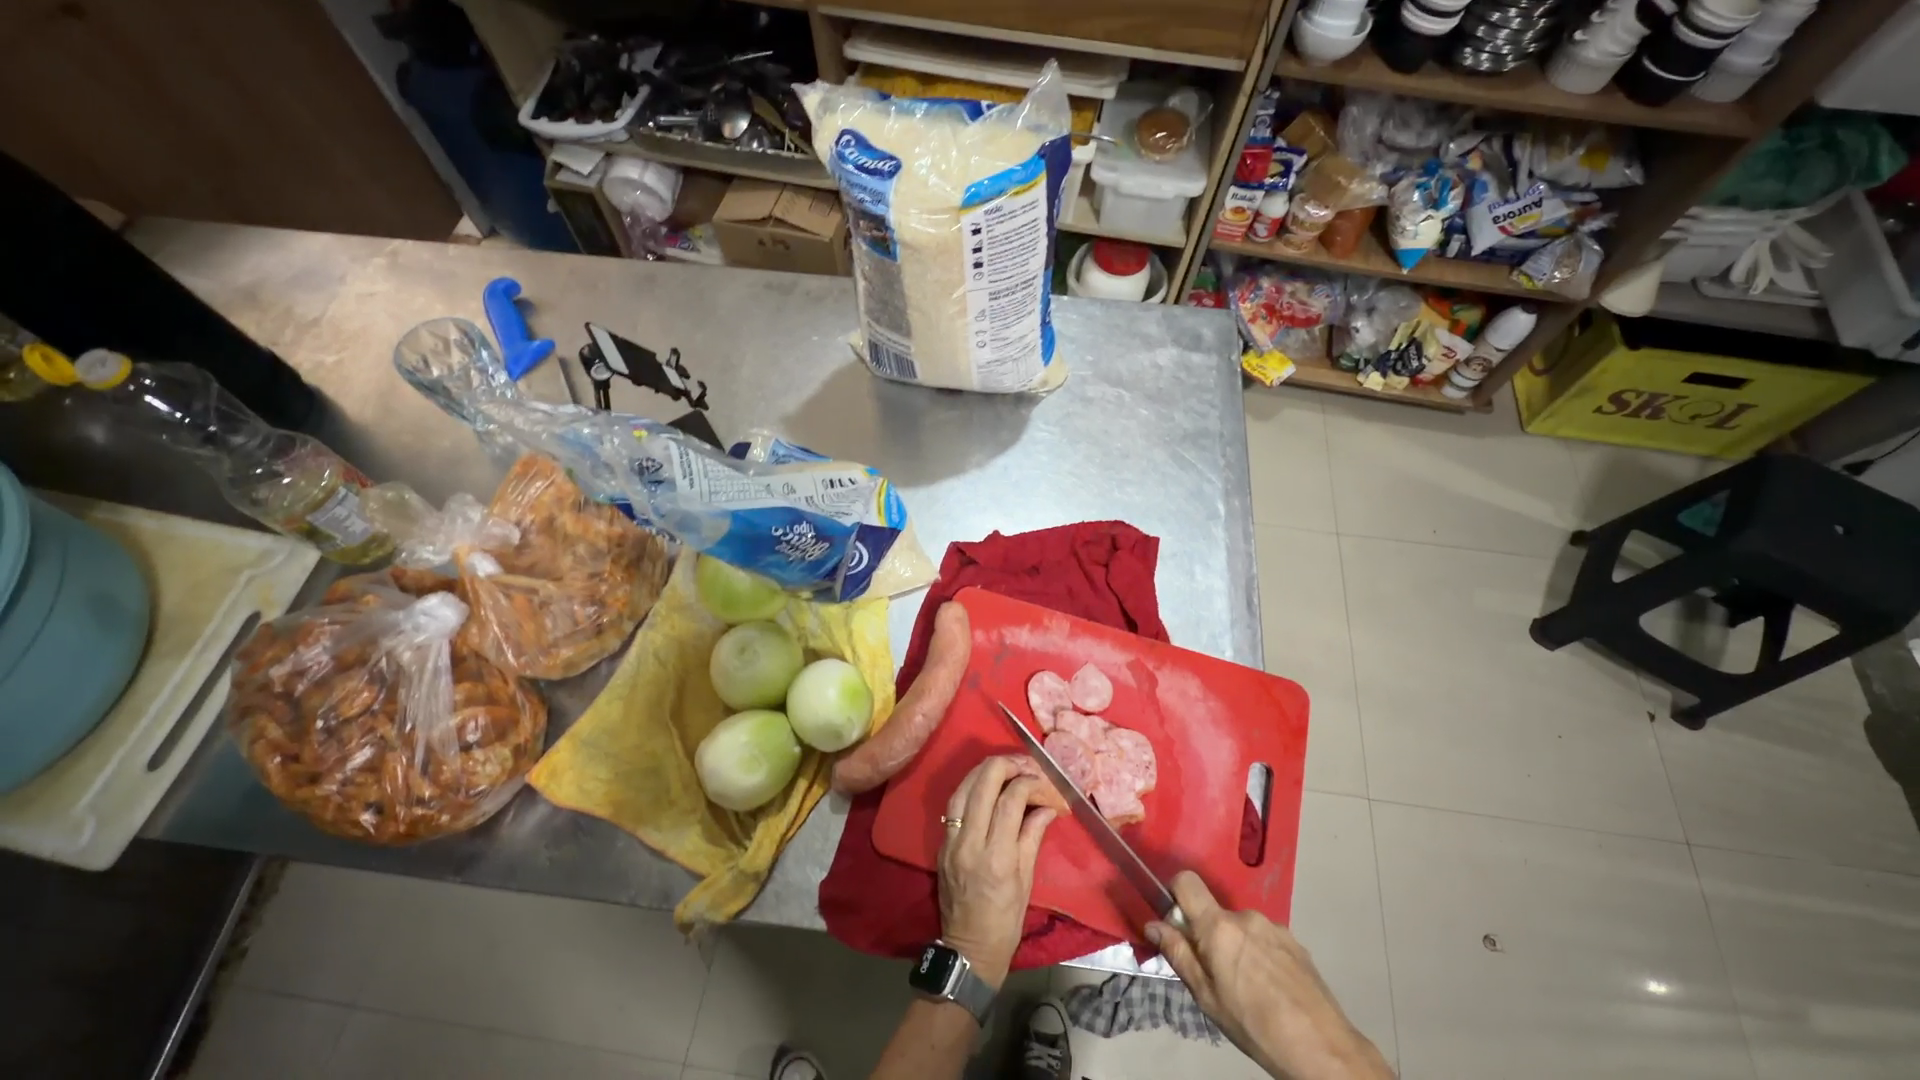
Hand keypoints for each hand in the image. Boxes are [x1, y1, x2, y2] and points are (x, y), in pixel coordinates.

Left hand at [935, 756, 1058, 988]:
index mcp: (996, 856)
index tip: (1048, 786)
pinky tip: (986, 784)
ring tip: (1008, 766)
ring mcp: (951, 842)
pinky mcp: (941, 844)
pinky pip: (954, 804)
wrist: (968, 949)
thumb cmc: (1005, 922)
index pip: (1011, 800)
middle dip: (1008, 765)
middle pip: (983, 783)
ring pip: (963, 788)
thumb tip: (1047, 805)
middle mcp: (969, 842)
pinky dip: (971, 787)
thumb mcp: (1026, 881)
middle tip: (1028, 766)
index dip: (1032, 784)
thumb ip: (1032, 836)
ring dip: (986, 770)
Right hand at [1148, 872, 1392, 1079]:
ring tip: (1247, 987)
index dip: (1175, 894)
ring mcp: (1275, 927)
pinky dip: (1259, 954)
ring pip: (1241, 928)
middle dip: (1208, 935)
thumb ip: (1178, 954)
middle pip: (1215, 913)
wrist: (1320, 1046)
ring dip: (1236, 947)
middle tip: (1215, 975)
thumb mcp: (1206, 996)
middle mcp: (1246, 917)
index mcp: (1219, 927)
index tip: (1177, 924)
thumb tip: (1153, 925)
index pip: (1187, 881)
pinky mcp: (1295, 942)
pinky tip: (1269, 988)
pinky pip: (1264, 939)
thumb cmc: (1253, 1024)